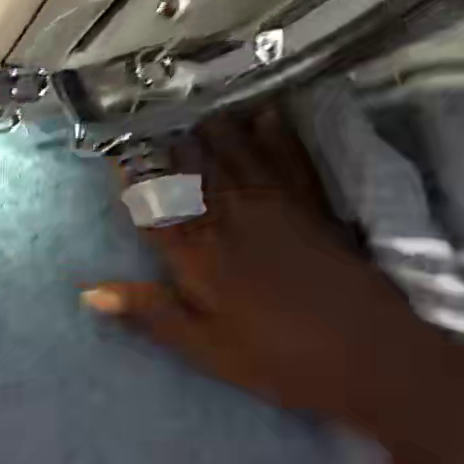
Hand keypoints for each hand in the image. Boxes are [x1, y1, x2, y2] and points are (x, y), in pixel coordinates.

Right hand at [82, 110, 463, 463]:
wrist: (376, 360)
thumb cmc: (279, 360)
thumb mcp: (206, 347)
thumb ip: (149, 312)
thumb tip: (88, 291)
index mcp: (199, 256)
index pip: (152, 205)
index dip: (129, 176)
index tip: (110, 150)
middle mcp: (230, 220)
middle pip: (191, 171)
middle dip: (166, 141)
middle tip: (147, 111)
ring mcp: (274, 208)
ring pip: (234, 155)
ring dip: (210, 128)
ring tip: (191, 103)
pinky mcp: (312, 208)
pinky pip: (288, 160)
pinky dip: (275, 134)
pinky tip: (264, 111)